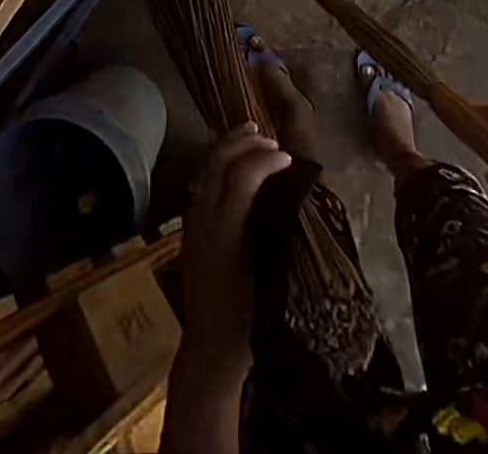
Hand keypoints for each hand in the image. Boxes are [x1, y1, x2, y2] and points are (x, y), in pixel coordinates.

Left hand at [177, 122, 290, 381]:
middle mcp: (203, 221)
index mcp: (224, 235)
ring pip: (206, 168)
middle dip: (246, 144)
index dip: (265, 162)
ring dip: (230, 146)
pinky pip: (203, 180)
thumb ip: (279, 238)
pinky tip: (237, 162)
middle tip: (274, 144)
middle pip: (218, 163)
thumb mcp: (272, 282)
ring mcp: (193, 223)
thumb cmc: (248, 323)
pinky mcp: (191, 228)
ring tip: (253, 133)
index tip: (289, 160)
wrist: (209, 352)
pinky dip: (221, 161)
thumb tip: (296, 200)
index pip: (241, 179)